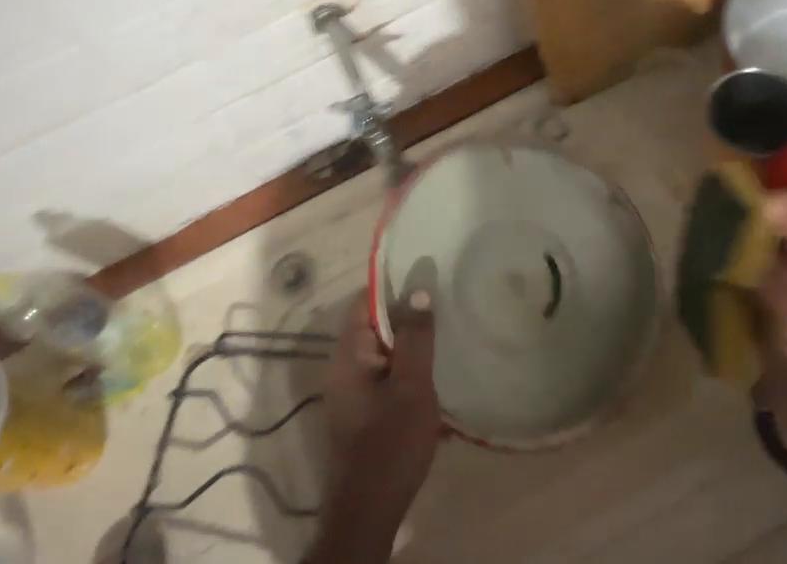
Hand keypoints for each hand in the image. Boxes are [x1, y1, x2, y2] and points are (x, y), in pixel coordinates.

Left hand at [312, 292, 439, 561]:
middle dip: (406, 317)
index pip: (364, 302)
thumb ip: (415, 337)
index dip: (392, 286)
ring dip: (409, 348)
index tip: (425, 277)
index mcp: (348, 354)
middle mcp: (341, 368)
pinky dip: (405, 374)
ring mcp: (349, 394)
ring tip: (445, 338)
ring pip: (381, 355)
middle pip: (373, 327)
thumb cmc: (390, 442)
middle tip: (443, 306)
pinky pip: (383, 379)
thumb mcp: (412, 385)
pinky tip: (434, 380)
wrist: (368, 510)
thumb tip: (417, 290)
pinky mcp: (360, 415)